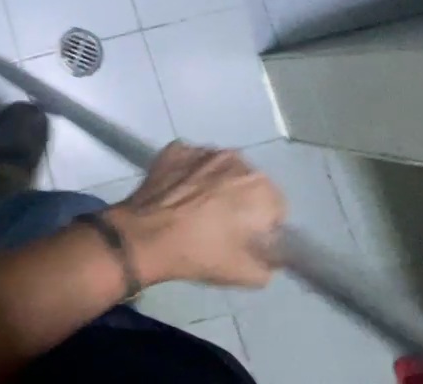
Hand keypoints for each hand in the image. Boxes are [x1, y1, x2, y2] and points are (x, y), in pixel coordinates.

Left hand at [104, 143, 286, 288]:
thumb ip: (271, 263)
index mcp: (260, 187)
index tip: (248, 239)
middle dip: (242, 201)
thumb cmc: (201, 253)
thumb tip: (270, 252)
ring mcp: (203, 150)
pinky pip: (192, 162)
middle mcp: (236, 159)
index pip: (276, 207)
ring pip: (220, 169)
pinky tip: (179, 194)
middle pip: (249, 183)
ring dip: (216, 184)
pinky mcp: (175, 148)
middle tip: (223, 225)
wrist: (146, 235)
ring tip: (198, 208)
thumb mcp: (248, 274)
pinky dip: (190, 174)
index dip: (264, 225)